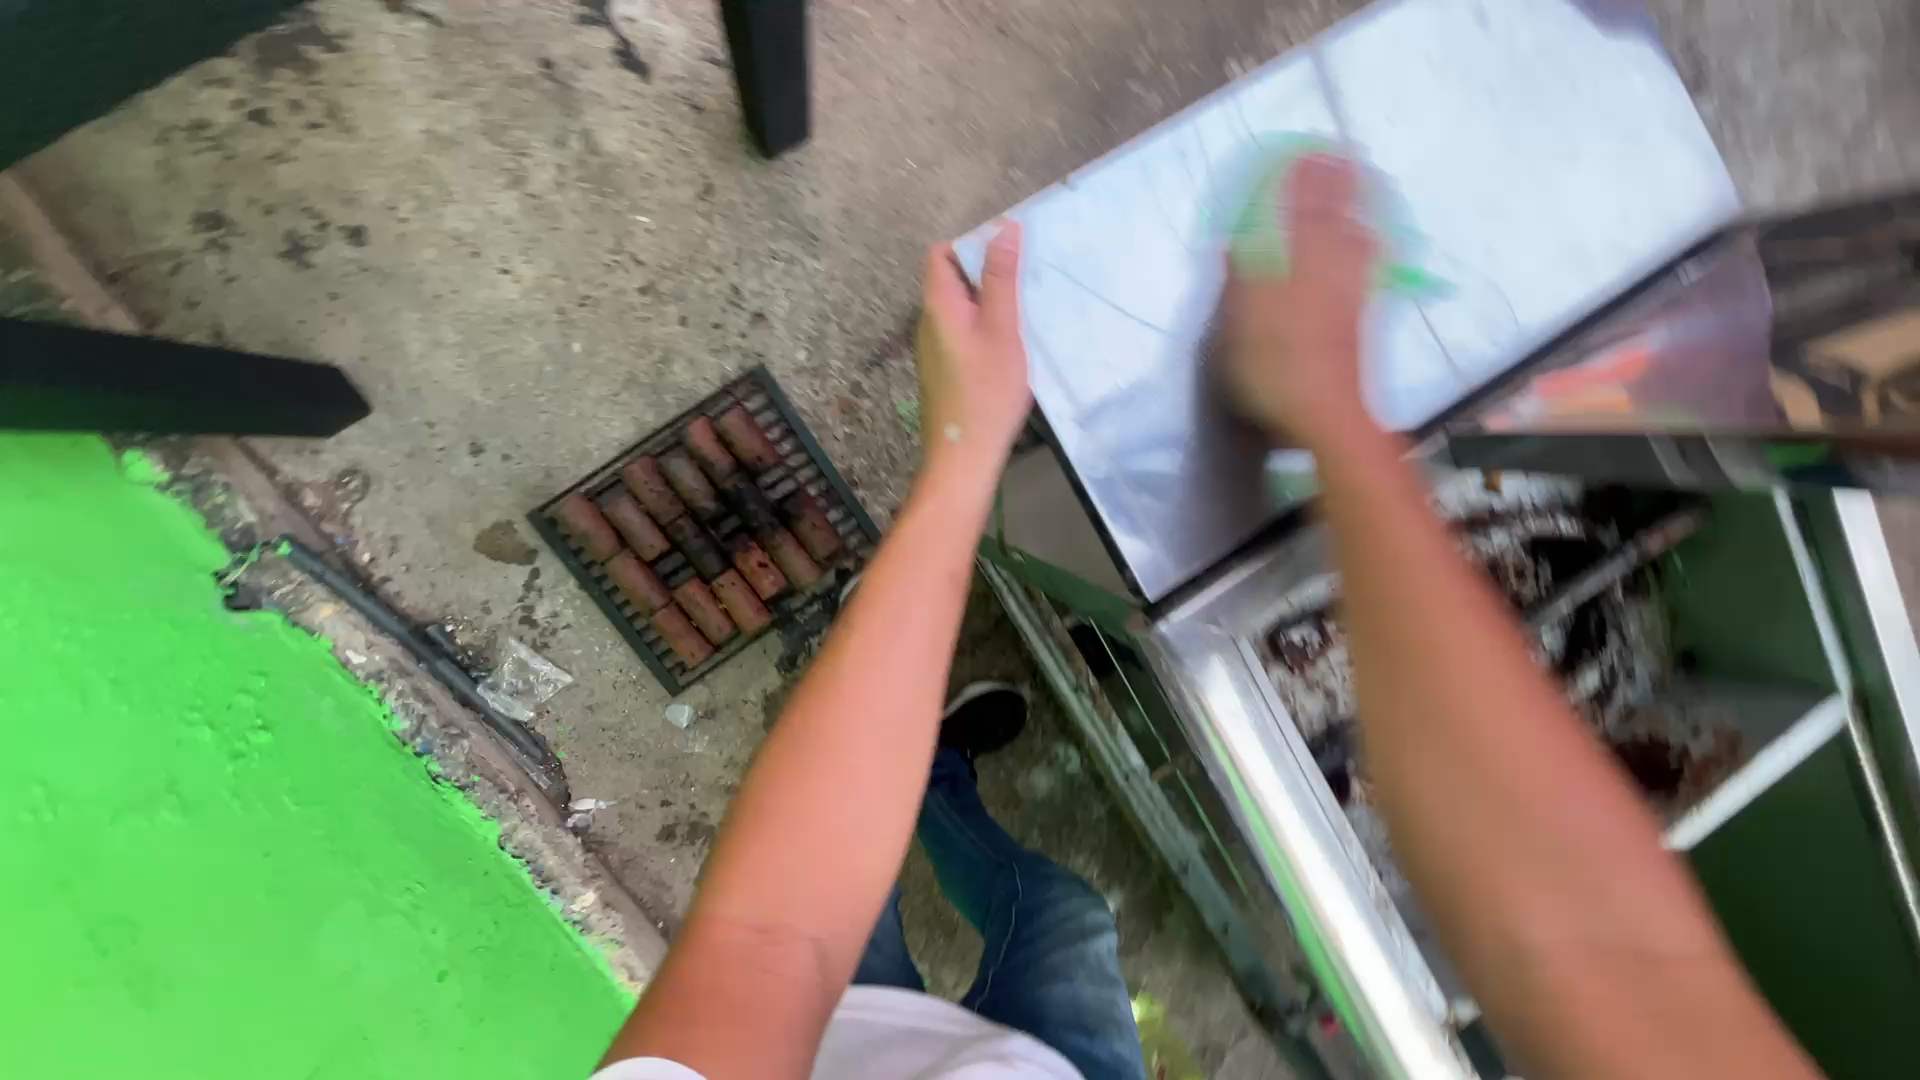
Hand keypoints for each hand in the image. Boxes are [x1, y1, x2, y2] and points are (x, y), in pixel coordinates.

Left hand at [916, 223, 1031, 476]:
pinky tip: (1010, 343)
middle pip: (951, 279)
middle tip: (1024, 281)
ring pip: (960, 308)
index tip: (1009, 253)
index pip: (941, 253)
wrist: (964, 454)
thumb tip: (1004, 228)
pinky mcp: (944, 369)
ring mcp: (934, 348)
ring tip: (1023, 310)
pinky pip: (963, 333)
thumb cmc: (986, 391)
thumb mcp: (1002, 328)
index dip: (972, 244)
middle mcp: (929, 322)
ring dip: (988, 302)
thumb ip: (1001, 278)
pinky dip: (984, 327)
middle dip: (986, 272)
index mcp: (938, 305)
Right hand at [1222, 154, 1379, 452]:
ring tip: (1361, 177)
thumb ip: (1240, 284)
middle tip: (1339, 152)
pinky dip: (1369, 239)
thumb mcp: (1236, 333)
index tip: (1298, 154)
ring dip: (1356, 204)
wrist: (1327, 412)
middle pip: (1329, 218)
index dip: (1294, 187)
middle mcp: (1322, 272)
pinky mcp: (1360, 313)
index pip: (1290, 218)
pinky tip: (1373, 233)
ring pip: (1353, 235)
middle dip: (1332, 184)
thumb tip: (1237, 246)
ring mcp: (1347, 291)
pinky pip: (1368, 262)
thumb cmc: (1271, 373)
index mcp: (1288, 272)